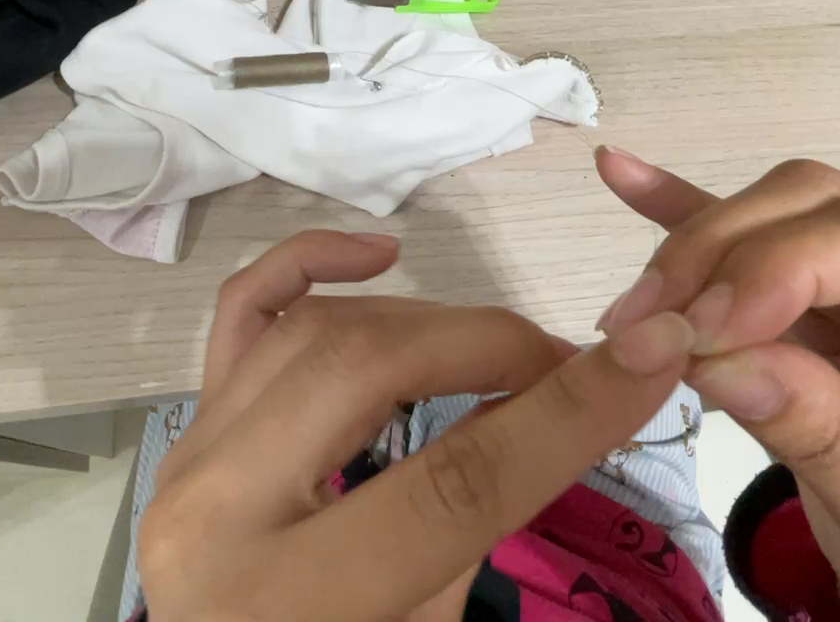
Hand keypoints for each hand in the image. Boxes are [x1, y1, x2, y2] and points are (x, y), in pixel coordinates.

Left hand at [139, 230, 696, 620]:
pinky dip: (308, 262)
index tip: (647, 355)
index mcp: (285, 598)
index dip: (561, 413)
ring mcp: (191, 451)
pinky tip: (377, 252)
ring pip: (317, 329)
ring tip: (492, 343)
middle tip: (559, 359)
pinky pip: (242, 312)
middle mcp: (218, 507)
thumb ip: (471, 512)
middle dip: (488, 345)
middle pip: (371, 371)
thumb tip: (534, 396)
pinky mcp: (191, 422)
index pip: (452, 485)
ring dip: (424, 319)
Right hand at [594, 150, 839, 621]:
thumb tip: (715, 355)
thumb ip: (828, 441)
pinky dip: (682, 212)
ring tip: (632, 312)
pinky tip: (622, 174)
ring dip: (692, 252)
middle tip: (647, 324)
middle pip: (823, 208)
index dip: (786, 266)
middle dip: (723, 255)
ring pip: (774, 213)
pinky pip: (751, 240)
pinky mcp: (830, 292)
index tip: (702, 328)